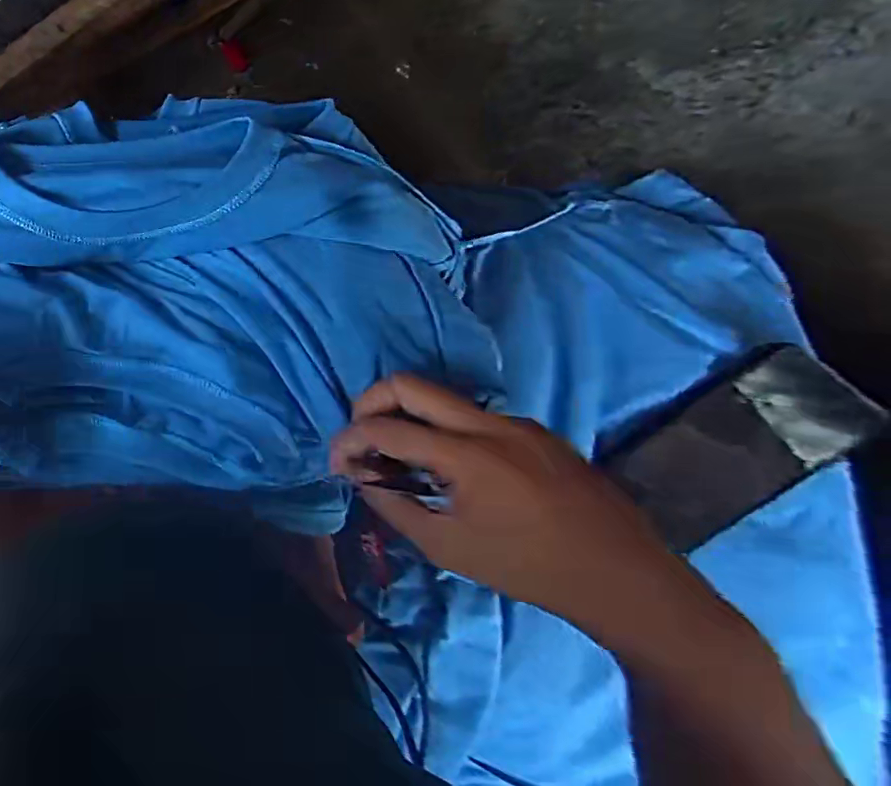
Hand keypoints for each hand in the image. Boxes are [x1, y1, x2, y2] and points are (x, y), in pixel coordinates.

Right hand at [331, 375, 715, 643]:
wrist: (632, 585)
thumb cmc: (531, 570)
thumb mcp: (446, 547)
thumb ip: (393, 504)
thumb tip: (362, 477)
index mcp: (468, 456)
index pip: (384, 427)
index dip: (349, 440)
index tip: (337, 463)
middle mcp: (492, 426)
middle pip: (407, 385)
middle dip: (368, 405)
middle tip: (361, 439)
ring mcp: (520, 425)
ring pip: (440, 398)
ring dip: (407, 418)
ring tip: (404, 461)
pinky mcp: (538, 434)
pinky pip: (473, 417)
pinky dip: (443, 431)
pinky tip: (451, 470)